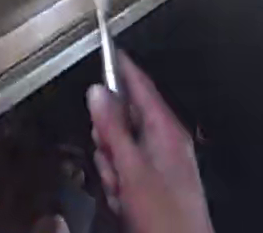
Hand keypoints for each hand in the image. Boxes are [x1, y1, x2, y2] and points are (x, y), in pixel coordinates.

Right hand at [88, 52, 212, 232]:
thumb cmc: (164, 217)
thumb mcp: (131, 168)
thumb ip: (111, 127)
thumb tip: (96, 90)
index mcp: (166, 130)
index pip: (140, 84)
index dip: (120, 64)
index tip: (103, 46)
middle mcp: (164, 141)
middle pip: (123, 114)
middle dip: (107, 133)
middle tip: (107, 154)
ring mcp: (160, 163)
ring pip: (119, 142)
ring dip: (111, 161)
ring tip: (118, 185)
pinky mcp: (154, 183)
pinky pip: (124, 165)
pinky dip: (118, 178)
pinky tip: (122, 198)